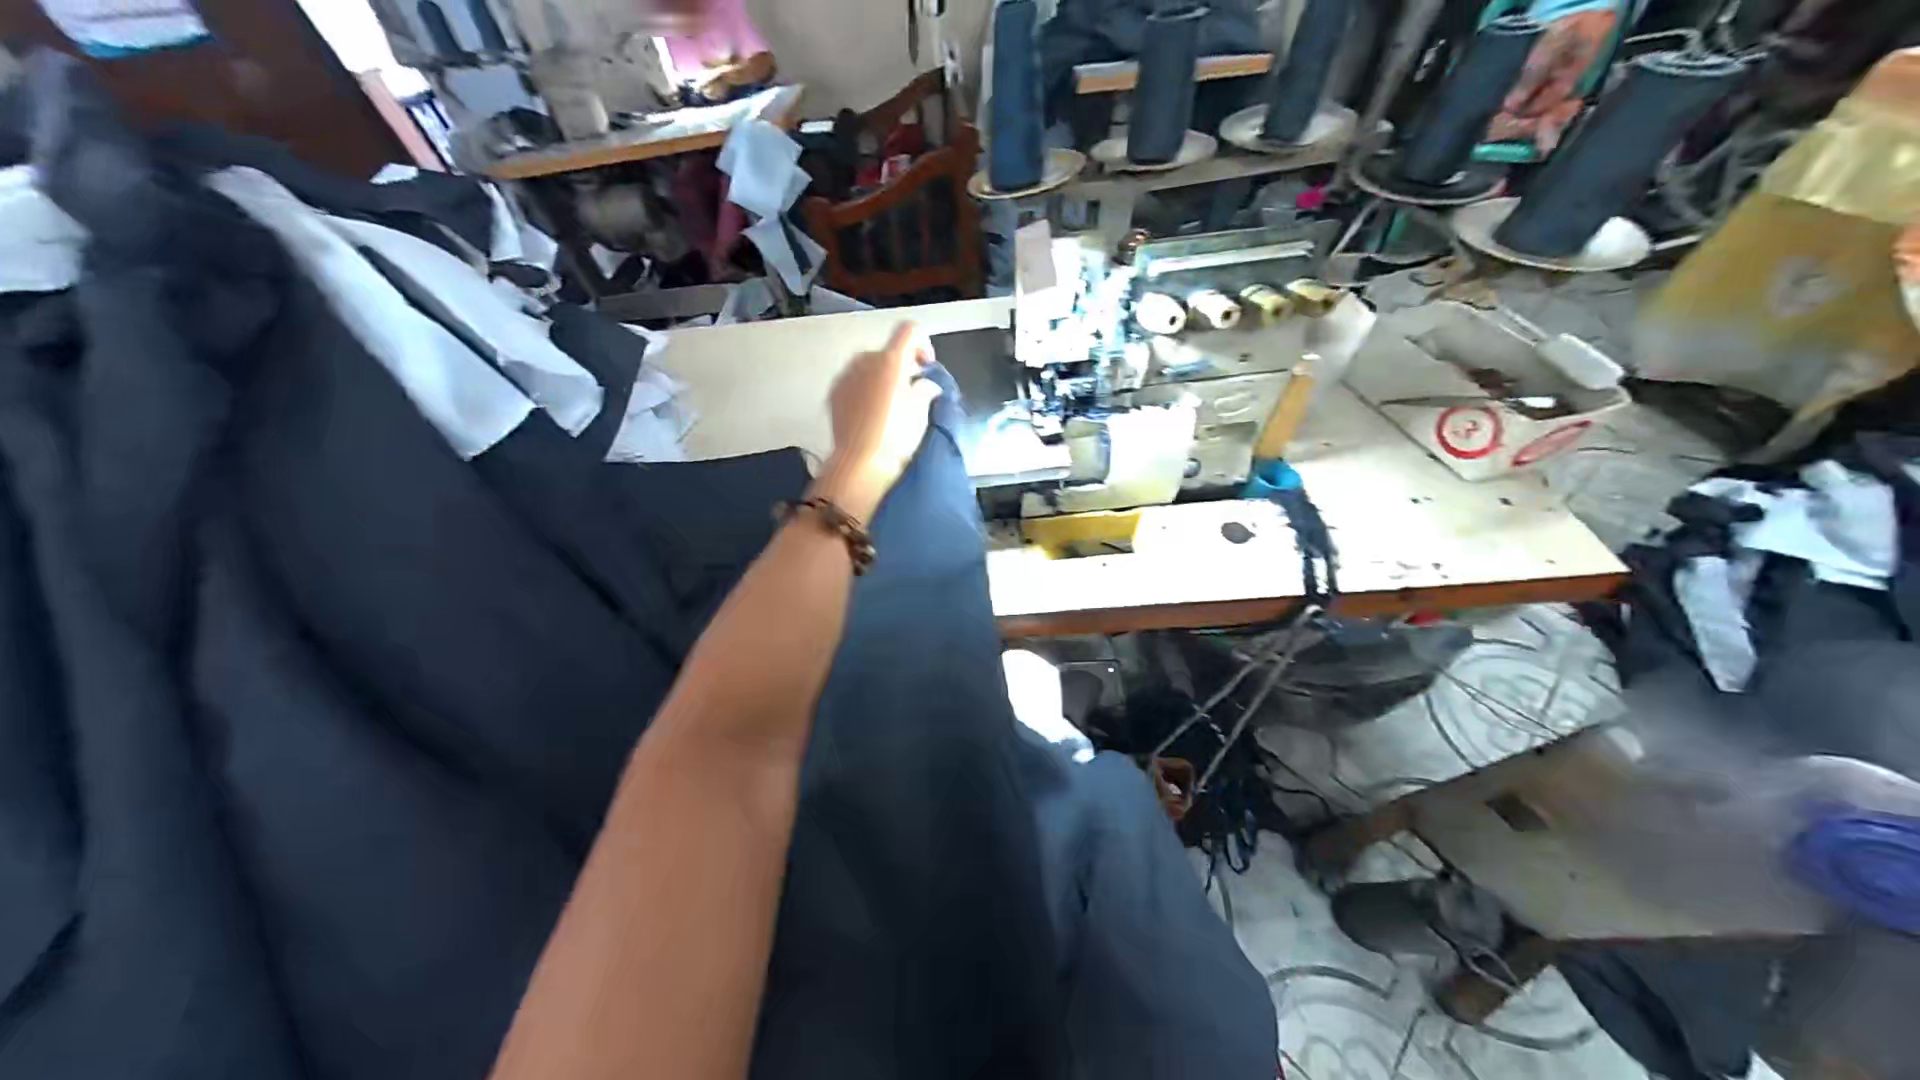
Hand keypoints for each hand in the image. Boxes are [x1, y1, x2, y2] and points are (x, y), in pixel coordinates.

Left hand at [811, 322, 941, 521]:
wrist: (860, 463)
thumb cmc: (896, 437)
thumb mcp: (920, 413)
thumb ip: (925, 390)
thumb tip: (926, 385)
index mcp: (891, 360)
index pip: (910, 330)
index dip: (922, 342)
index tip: (925, 365)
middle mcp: (865, 360)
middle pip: (888, 351)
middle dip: (901, 365)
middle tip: (910, 388)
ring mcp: (846, 375)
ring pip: (868, 366)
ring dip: (881, 376)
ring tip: (889, 403)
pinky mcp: (834, 392)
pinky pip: (853, 381)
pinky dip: (864, 388)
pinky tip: (870, 412)